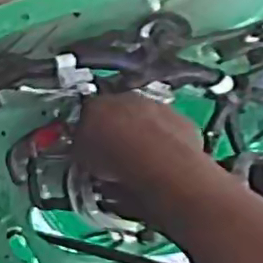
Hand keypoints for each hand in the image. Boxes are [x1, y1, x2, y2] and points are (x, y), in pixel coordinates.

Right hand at [75, 92, 221, 193]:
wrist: (159, 164)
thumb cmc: (112, 158)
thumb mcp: (80, 154)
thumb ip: (80, 143)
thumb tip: (81, 144)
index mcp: (96, 104)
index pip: (86, 109)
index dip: (86, 124)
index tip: (87, 139)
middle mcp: (127, 98)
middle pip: (117, 109)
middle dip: (114, 124)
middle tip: (111, 146)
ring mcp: (157, 106)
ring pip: (144, 116)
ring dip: (140, 130)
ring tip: (136, 155)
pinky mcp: (182, 120)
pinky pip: (167, 128)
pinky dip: (163, 139)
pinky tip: (159, 157)